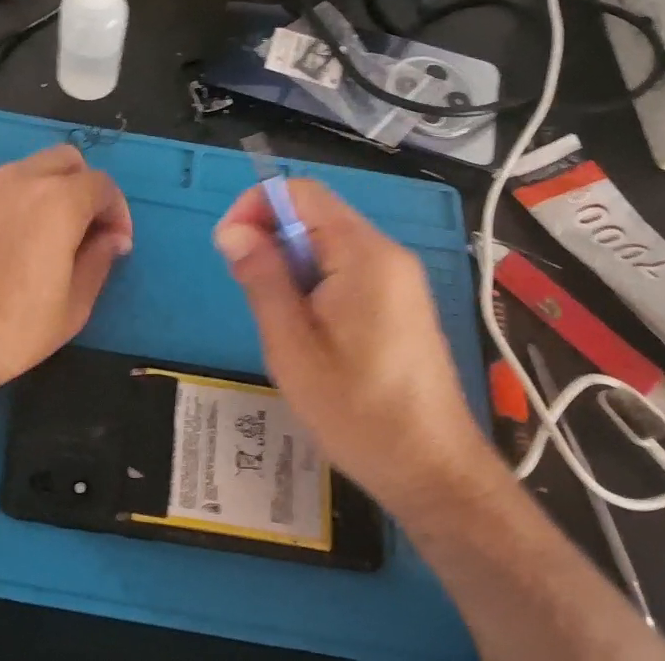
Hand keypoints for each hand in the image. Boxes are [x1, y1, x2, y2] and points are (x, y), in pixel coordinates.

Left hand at [0, 145, 132, 405]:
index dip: (116, 212)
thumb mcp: (73, 307)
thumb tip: (112, 238)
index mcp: (57, 201)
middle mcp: (16, 178)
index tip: (114, 241)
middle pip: (63, 161)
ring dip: (37, 193)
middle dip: (80, 188)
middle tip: (78, 229)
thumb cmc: (11, 330)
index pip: (102, 185)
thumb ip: (100, 260)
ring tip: (28, 238)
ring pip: (20, 171)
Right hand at [213, 180, 496, 509]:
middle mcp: (388, 254)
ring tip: (281, 321)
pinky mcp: (402, 302)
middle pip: (316, 215)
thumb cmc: (359, 413)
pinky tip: (310, 332)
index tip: (229, 249)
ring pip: (329, 244)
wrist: (434, 472)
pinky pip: (348, 269)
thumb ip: (262, 280)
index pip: (302, 192)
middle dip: (272, 240)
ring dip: (291, 266)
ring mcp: (400, 278)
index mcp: (365, 256)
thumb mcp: (293, 348)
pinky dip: (316, 283)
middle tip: (251, 295)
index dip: (256, 206)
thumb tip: (233, 230)